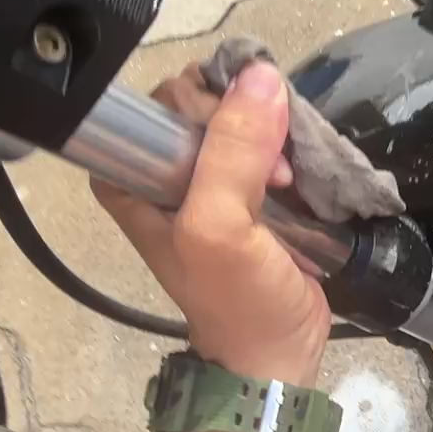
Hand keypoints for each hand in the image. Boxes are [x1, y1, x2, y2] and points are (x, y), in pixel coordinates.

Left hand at [93, 61, 328, 385]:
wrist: (278, 353)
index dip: (209, 110)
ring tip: (291, 180)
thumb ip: (233, 154)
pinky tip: (300, 179)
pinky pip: (271, 148)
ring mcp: (212, 184)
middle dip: (248, 127)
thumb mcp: (220, 227)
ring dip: (276, 140)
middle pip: (206, 105)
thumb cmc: (238, 301)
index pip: (162, 102)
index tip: (243, 149)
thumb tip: (264, 78)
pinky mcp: (254, 197)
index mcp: (132, 177)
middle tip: (275, 174)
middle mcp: (166, 174)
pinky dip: (291, 153)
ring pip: (243, 123)